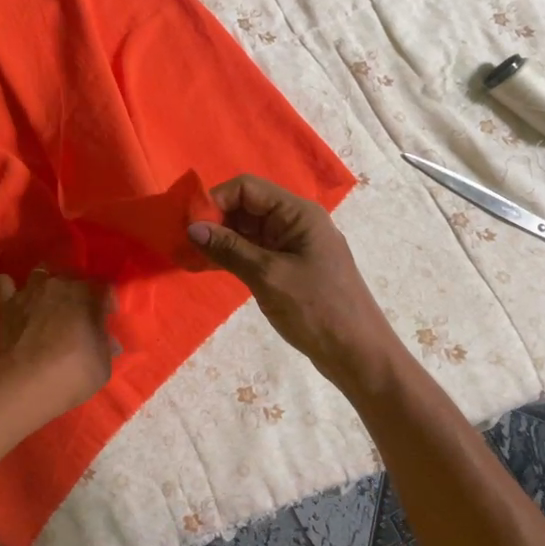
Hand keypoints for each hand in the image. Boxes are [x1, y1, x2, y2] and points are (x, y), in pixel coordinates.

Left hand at [0, 270, 114, 415]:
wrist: (27, 381)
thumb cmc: (74, 373)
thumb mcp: (102, 366)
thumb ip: (105, 347)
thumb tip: (108, 342)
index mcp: (89, 295)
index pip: (104, 287)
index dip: (106, 302)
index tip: (106, 319)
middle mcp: (60, 283)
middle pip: (73, 276)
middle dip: (77, 292)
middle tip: (77, 315)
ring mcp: (31, 290)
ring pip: (40, 273)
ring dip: (45, 285)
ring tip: (46, 303)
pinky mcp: (7, 303)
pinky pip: (4, 284)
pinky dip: (8, 289)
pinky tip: (12, 300)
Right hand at [189, 175, 395, 383]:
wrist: (360, 356)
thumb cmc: (318, 309)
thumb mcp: (269, 276)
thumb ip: (229, 248)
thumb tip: (192, 228)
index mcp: (298, 213)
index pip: (247, 188)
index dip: (216, 200)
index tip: (190, 223)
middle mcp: (295, 222)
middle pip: (246, 206)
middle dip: (215, 220)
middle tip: (184, 242)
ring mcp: (293, 245)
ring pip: (248, 230)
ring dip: (220, 239)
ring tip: (190, 256)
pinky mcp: (290, 267)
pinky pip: (255, 251)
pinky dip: (232, 256)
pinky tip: (208, 266)